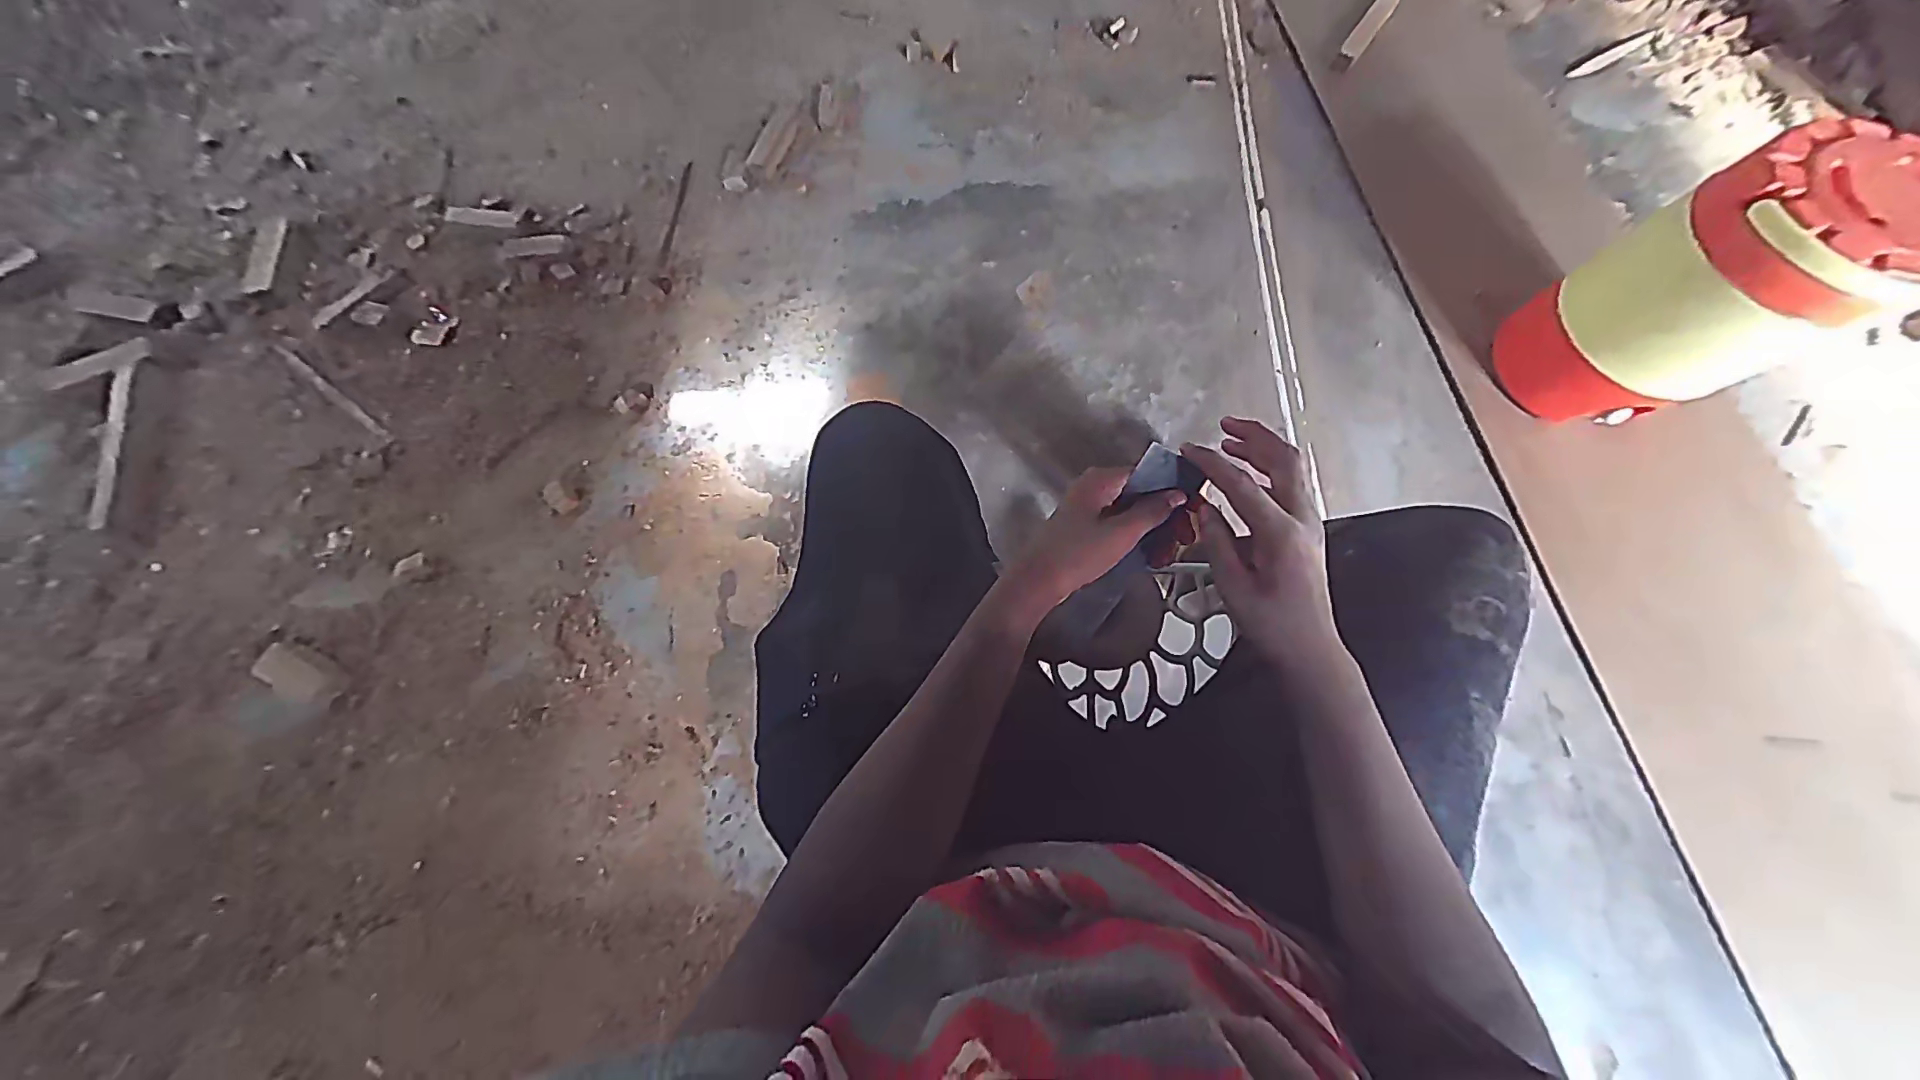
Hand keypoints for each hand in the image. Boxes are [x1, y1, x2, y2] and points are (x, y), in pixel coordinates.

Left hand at [997, 467, 1186, 629]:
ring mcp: (1089, 508)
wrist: (1039, 581)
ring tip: (1166, 555)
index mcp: (1101, 480)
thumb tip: (1175, 495)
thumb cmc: (1075, 555)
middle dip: (1166, 517)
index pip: (1149, 474)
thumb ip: (1152, 511)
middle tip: (1183, 539)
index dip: (1174, 491)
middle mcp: (1094, 488)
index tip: (1192, 510)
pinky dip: (1137, 538)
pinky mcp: (1086, 527)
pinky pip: (1120, 525)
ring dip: (1154, 531)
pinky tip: (1150, 557)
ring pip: (1133, 512)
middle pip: (1142, 493)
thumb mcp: (1121, 533)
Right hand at [1181, 418, 1339, 666]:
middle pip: (1283, 460)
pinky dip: (1269, 468)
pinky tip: (1247, 472)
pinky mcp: (1308, 528)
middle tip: (1224, 425)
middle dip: (1254, 436)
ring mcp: (1310, 522)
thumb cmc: (1270, 622)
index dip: (1211, 463)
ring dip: (1264, 448)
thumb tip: (1203, 507)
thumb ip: (1216, 540)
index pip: (1240, 484)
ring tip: (1233, 439)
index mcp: (1280, 534)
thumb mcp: (1232, 585)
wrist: (1309, 645)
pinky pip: (1291, 485)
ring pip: (1292, 468)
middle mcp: (1302, 519)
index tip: (1188, 450)